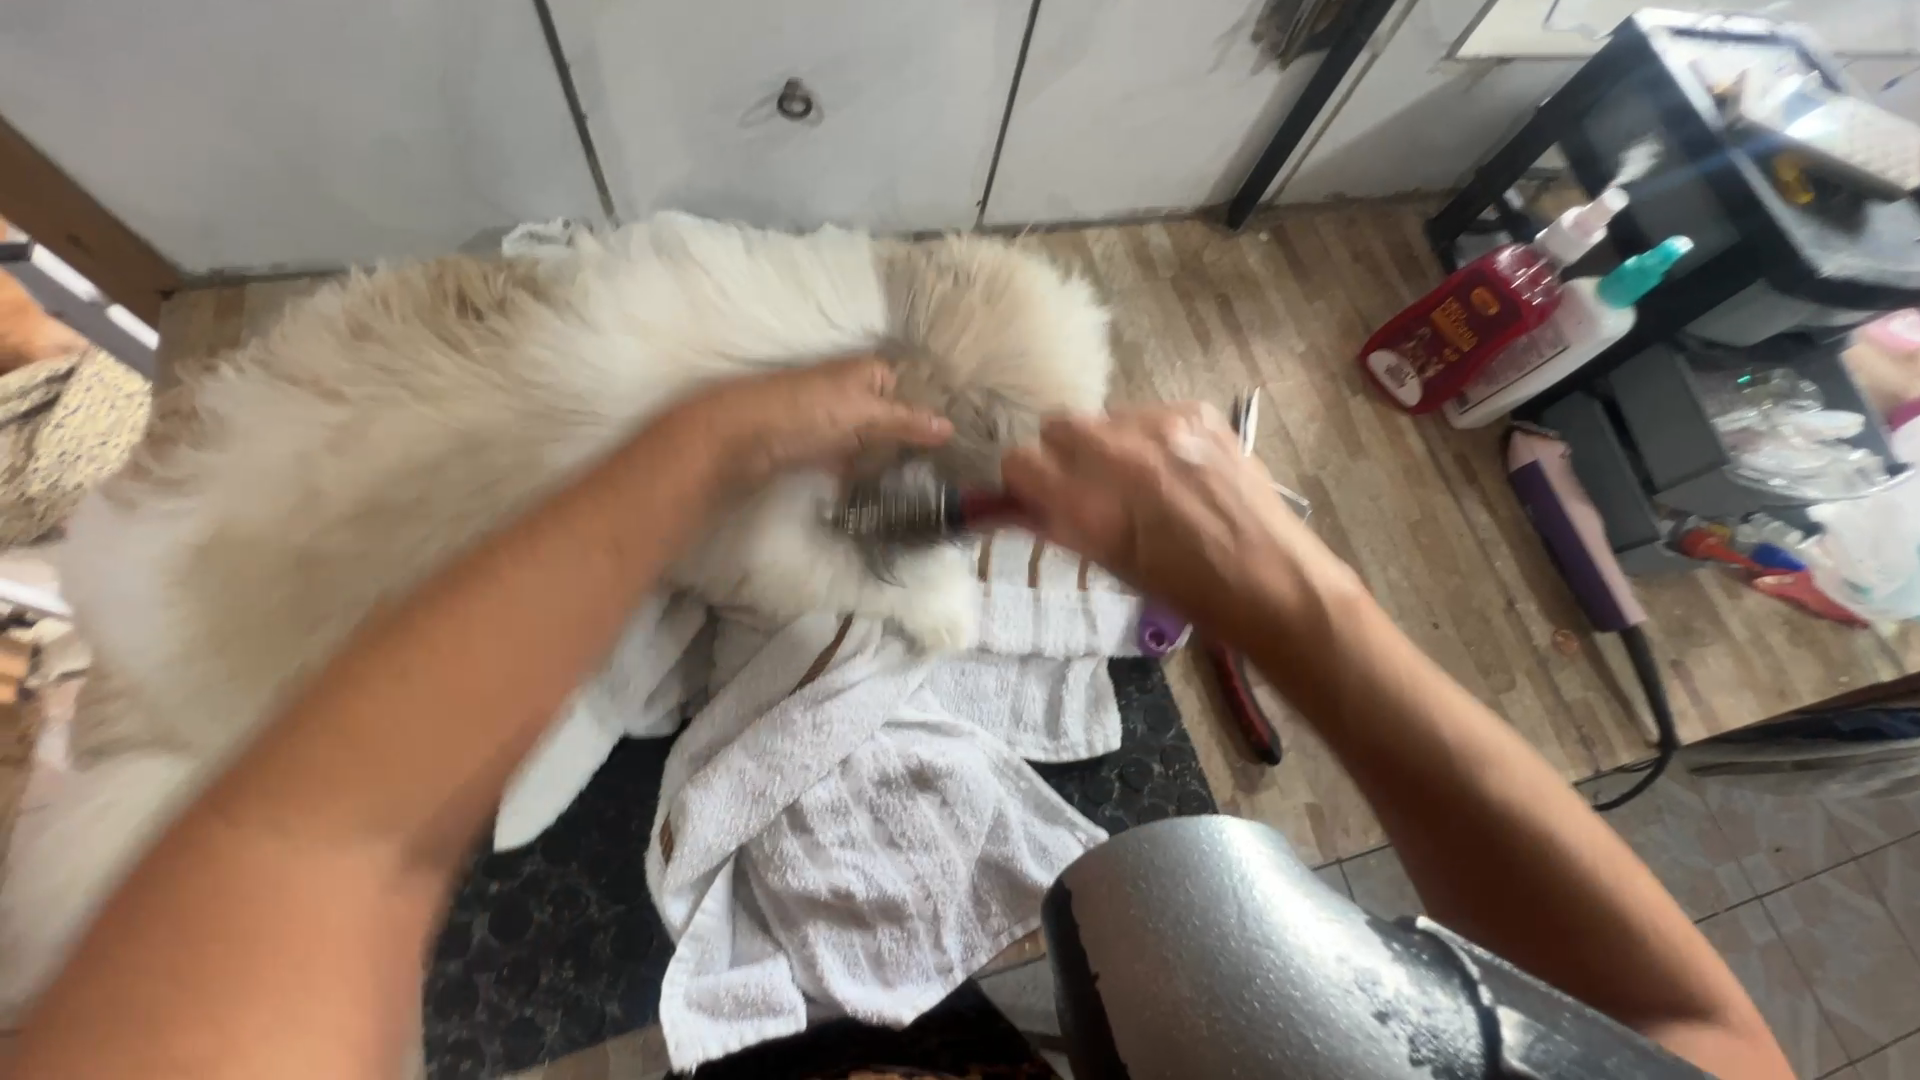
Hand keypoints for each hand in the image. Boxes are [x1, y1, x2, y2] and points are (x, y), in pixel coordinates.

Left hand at [668, 358, 952, 492]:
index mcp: (868, 371)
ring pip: (874, 438)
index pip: (910, 387)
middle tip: (949, 465)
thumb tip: (950, 427)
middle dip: (914, 437)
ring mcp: (835, 420)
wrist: (744, 435)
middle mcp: (853, 391)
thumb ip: (908, 423)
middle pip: (893, 415)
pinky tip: (885, 486)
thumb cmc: (809, 411)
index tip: (959, 438)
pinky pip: (853, 457)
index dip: (930, 409)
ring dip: (890, 457)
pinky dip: (865, 469)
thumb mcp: (867, 414)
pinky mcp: (819, 446)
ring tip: (927, 480)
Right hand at [1001, 403, 1361, 642]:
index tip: (1040, 496)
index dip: (1025, 481)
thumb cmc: (1186, 592)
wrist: (1272, 581)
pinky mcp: (1196, 413)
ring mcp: (1163, 426)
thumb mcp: (1110, 564)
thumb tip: (1024, 504)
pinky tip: (1176, 469)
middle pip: (1057, 426)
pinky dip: (1149, 438)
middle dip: (1064, 455)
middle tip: (1090, 486)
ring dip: (1108, 444)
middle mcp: (1120, 454)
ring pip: (1104, 417)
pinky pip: (1147, 413)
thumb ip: (1061, 525)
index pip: (1020, 461)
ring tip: (1143, 480)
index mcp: (1092, 504)